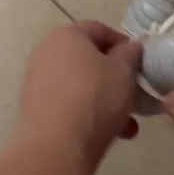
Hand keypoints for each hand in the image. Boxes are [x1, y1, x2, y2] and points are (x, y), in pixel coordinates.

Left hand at [16, 21, 142, 170]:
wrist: (56, 145)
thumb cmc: (94, 98)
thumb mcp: (123, 73)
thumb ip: (130, 55)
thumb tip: (131, 46)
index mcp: (66, 35)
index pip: (98, 29)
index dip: (122, 43)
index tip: (139, 61)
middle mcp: (46, 52)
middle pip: (88, 59)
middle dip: (115, 78)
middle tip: (134, 95)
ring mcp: (37, 79)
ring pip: (80, 84)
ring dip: (105, 99)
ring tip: (127, 125)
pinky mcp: (34, 107)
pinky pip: (67, 103)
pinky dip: (87, 112)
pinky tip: (108, 134)